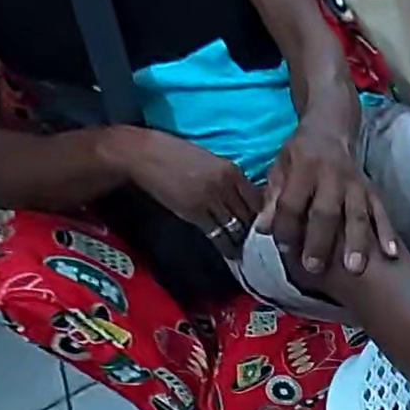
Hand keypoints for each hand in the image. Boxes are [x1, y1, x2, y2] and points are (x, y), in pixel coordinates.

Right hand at [111, 128, 259, 258]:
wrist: (141, 154)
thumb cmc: (175, 156)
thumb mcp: (210, 162)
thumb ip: (232, 182)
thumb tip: (250, 204)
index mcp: (232, 171)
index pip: (259, 200)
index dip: (265, 217)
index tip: (269, 230)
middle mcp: (225, 186)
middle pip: (251, 217)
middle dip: (258, 233)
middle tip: (265, 248)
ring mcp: (211, 200)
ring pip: (237, 228)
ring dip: (244, 243)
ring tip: (252, 255)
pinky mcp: (196, 213)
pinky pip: (219, 236)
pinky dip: (228, 247)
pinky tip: (233, 255)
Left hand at [266, 127, 399, 275]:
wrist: (330, 130)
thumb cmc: (301, 155)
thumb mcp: (280, 168)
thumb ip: (273, 198)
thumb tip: (263, 229)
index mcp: (303, 168)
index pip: (291, 202)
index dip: (285, 226)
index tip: (283, 249)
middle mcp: (331, 176)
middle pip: (325, 212)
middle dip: (319, 241)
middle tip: (314, 268)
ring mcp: (356, 186)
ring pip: (356, 216)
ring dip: (356, 243)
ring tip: (355, 270)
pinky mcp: (373, 192)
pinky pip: (382, 214)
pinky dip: (387, 234)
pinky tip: (392, 254)